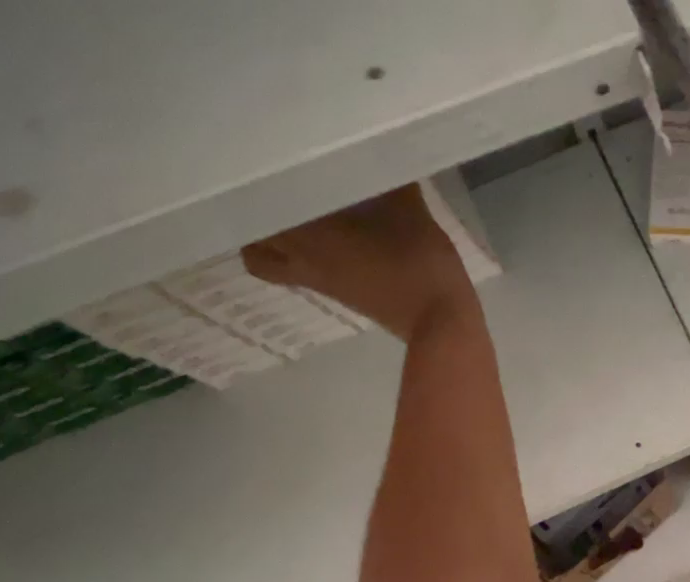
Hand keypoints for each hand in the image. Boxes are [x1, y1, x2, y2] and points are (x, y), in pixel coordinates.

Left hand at [241, 184, 473, 340]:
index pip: (256, 208)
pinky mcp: (343, 295)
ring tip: (287, 218)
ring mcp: (323, 282)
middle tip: (265, 192)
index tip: (251, 164)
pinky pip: (300, 273)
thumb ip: (390, 180)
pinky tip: (325, 237)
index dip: (248, 188)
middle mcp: (304, 259)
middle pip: (254, 246)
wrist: (442, 322)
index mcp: (310, 234)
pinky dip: (300, 257)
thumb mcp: (410, 211)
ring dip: (272, 244)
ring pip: (271, 264)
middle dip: (253, 221)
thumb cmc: (419, 263)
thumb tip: (380, 151)